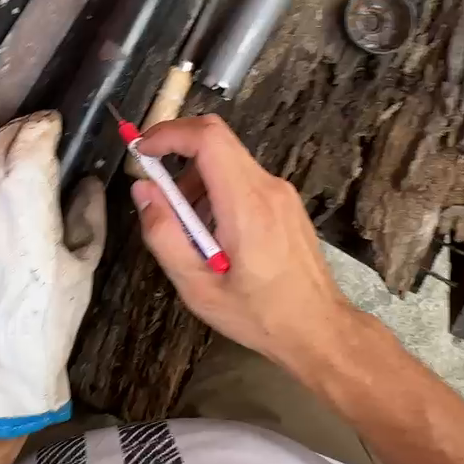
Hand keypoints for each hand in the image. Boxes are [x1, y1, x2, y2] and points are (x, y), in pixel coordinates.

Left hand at [0, 111, 105, 439]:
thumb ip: (88, 216)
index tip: (51, 124)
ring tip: (7, 166)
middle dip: (15, 133)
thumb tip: (85, 179)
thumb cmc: (41, 327)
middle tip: (32, 133)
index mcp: (25, 228)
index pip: (28, 150)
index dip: (40, 128)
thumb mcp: (81, 272)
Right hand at [132, 115, 358, 370]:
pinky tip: (213, 233)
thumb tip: (143, 189)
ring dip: (195, 178)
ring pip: (226, 158)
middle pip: (216, 137)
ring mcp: (280, 190)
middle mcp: (267, 186)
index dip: (169, 133)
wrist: (321, 329)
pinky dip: (215, 188)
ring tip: (187, 228)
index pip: (208, 138)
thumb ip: (164, 235)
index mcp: (246, 204)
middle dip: (176, 148)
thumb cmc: (259, 315)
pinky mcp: (285, 199)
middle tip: (154, 182)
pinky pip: (242, 175)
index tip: (143, 150)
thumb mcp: (198, 288)